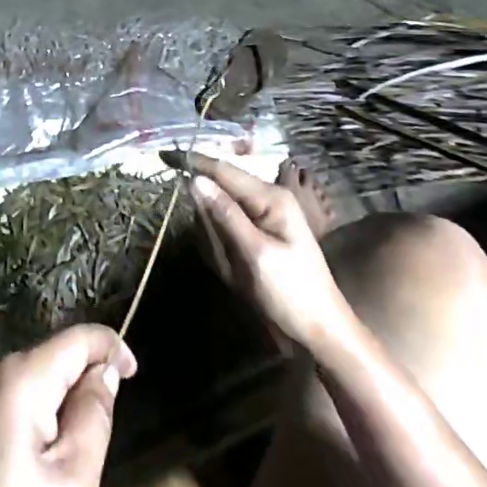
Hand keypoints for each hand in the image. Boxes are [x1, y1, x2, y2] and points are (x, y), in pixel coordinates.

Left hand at [0, 325, 136, 486]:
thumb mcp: (72, 480)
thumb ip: (94, 416)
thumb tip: (105, 372)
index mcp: (20, 373)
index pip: (79, 337)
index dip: (113, 347)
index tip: (135, 374)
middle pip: (58, 355)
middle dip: (85, 380)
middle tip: (101, 431)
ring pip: (40, 375)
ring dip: (64, 399)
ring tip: (75, 447)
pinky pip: (19, 394)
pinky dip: (42, 411)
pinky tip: (45, 451)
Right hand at [184, 153, 355, 350]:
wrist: (322, 332)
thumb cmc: (292, 293)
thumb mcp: (256, 253)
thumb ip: (225, 214)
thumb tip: (195, 180)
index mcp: (271, 197)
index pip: (224, 170)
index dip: (193, 162)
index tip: (163, 154)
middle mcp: (268, 199)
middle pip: (222, 186)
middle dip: (203, 202)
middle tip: (199, 232)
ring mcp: (265, 216)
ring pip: (223, 206)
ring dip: (211, 226)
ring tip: (222, 258)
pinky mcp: (260, 234)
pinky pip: (230, 224)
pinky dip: (219, 237)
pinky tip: (227, 261)